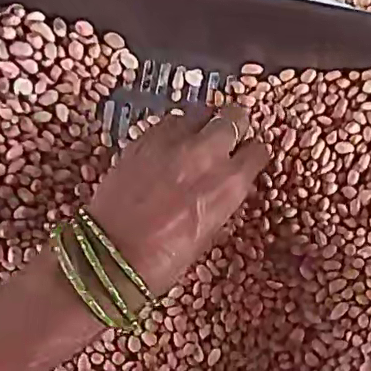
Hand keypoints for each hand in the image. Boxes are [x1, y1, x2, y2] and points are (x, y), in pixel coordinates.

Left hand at [84, 103, 270, 294]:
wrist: (113, 255)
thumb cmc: (165, 258)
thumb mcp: (209, 232)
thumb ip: (222, 199)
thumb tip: (223, 184)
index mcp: (230, 183)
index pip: (257, 150)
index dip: (252, 153)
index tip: (247, 157)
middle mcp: (206, 154)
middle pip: (233, 117)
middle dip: (233, 126)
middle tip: (227, 137)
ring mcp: (173, 142)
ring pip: (199, 112)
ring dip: (202, 124)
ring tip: (196, 138)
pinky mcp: (143, 139)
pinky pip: (168, 121)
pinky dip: (174, 129)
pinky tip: (169, 146)